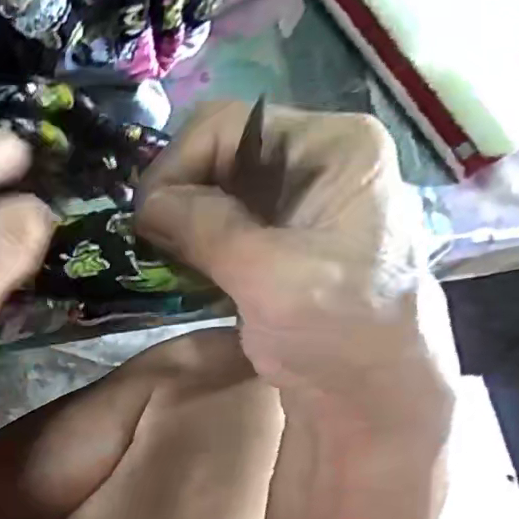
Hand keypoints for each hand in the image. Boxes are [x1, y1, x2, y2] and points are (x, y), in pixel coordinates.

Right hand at [134, 102, 449, 426]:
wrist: (371, 393)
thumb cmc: (341, 330)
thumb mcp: (271, 275)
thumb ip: (208, 228)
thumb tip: (146, 203)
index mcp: (331, 147)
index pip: (228, 125)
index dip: (177, 166)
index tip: (148, 222)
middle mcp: (313, 161)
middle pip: (216, 152)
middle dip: (175, 195)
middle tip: (150, 245)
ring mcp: (294, 202)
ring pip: (211, 190)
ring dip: (178, 223)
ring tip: (160, 260)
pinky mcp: (276, 240)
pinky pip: (217, 223)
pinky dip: (189, 243)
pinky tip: (178, 269)